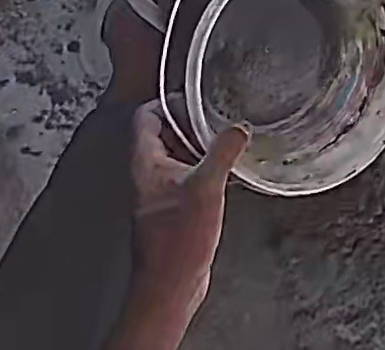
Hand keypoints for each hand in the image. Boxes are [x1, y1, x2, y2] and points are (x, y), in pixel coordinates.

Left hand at [108, 102, 249, 349]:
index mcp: (146, 163)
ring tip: (225, 137)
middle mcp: (149, 175)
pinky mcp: (174, 209)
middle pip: (163, 133)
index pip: (146, 116)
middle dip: (189, 121)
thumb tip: (239, 128)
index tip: (192, 96)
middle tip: (215, 114)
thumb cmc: (178, 240)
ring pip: (177, 155)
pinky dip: (205, 167)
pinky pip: (188, 176)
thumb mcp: (206, 186)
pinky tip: (227, 171)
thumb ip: (223, 152)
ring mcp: (160, 193)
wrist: (170, 289)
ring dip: (199, 145)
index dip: (167, 101)